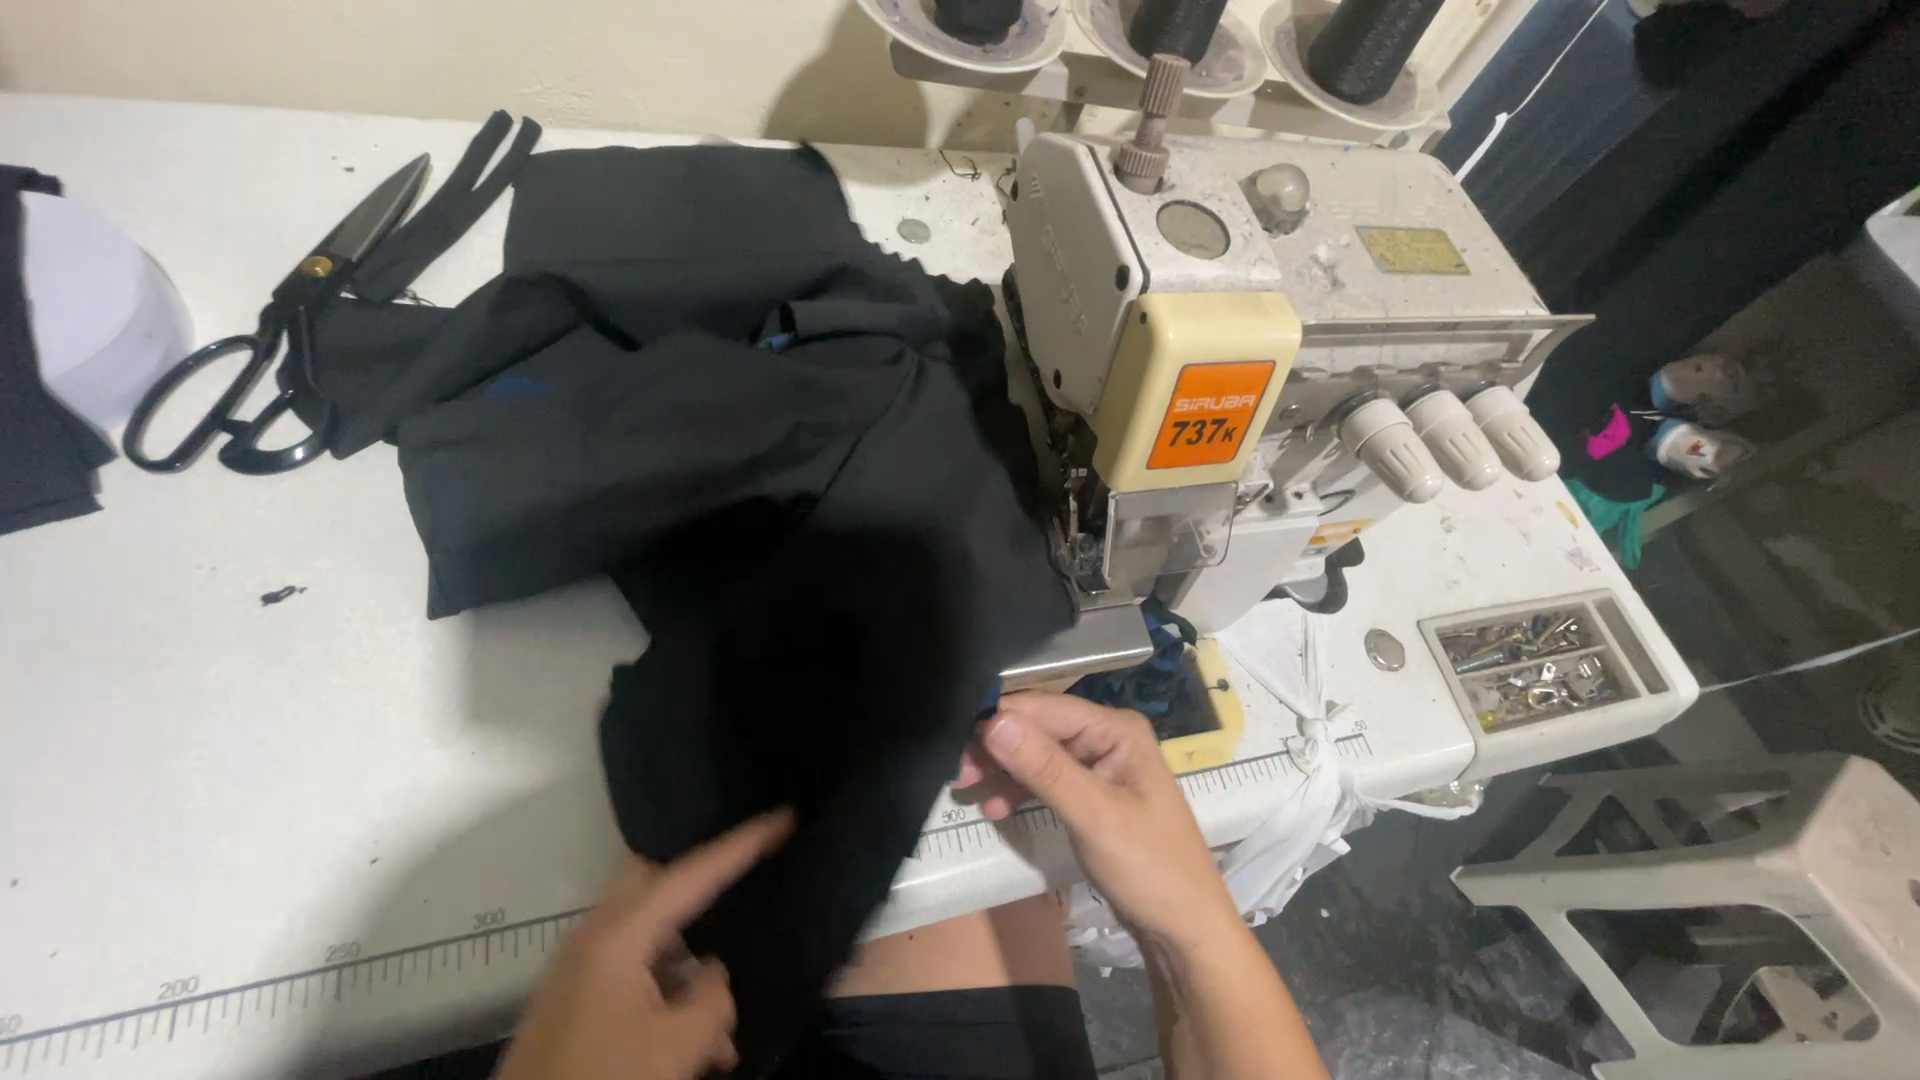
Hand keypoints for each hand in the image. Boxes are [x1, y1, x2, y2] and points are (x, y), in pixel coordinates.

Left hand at [495, 810, 793, 1079]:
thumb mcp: (678, 1046)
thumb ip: (714, 997)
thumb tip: (715, 974)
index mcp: (618, 935)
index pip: (692, 872)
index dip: (743, 844)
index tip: (784, 818)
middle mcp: (594, 937)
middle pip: (655, 876)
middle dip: (701, 872)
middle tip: (745, 872)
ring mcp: (580, 969)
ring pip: (647, 927)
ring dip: (690, 949)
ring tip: (729, 990)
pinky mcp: (576, 1001)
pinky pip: (634, 967)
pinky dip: (670, 982)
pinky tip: (702, 1037)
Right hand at [953, 692, 1237, 948]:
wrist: (1185, 928)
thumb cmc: (1149, 867)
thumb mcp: (1094, 815)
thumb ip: (1044, 768)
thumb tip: (992, 722)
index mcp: (1115, 728)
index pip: (1044, 708)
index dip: (998, 720)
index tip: (953, 742)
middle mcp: (1105, 736)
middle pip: (1037, 728)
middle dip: (996, 746)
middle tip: (956, 774)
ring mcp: (1098, 764)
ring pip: (1036, 753)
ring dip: (1002, 769)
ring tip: (964, 790)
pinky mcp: (1090, 792)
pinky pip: (1045, 778)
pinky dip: (1019, 790)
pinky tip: (995, 808)